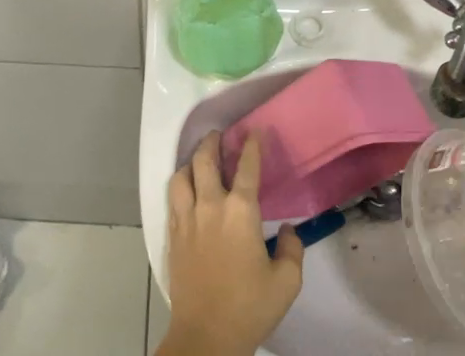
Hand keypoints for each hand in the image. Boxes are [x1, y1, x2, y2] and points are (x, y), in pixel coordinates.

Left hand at [157, 132, 302, 355]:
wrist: (206, 334)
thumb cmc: (250, 306)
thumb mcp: (286, 281)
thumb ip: (293, 249)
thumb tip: (288, 231)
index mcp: (241, 212)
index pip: (246, 167)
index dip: (251, 145)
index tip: (254, 131)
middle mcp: (210, 206)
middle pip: (205, 161)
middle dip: (212, 142)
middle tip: (218, 135)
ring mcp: (187, 219)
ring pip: (181, 176)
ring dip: (191, 161)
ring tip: (198, 158)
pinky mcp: (173, 235)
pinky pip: (172, 198)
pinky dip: (180, 184)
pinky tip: (186, 189)